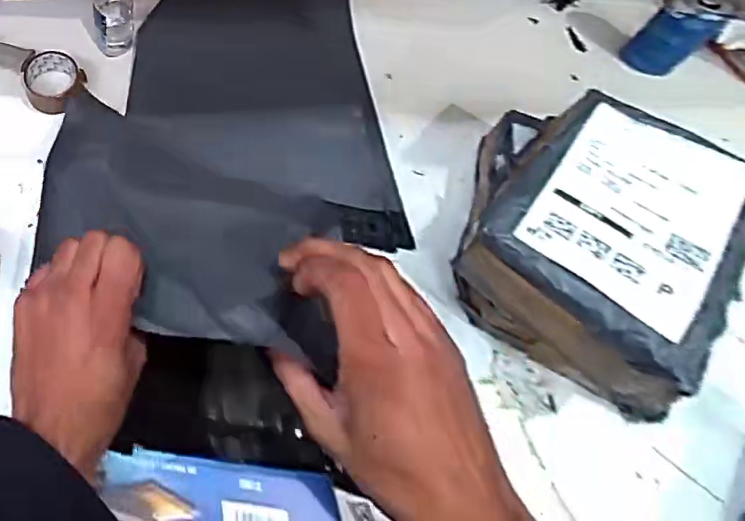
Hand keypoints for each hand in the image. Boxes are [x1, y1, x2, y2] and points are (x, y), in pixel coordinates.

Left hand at [11, 231, 147, 473]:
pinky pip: (45, 269)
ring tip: (86, 287)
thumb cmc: (94, 406)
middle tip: (110, 279)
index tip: (132, 278)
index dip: (131, 260)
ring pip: (68, 246)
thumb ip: (132, 315)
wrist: (49, 434)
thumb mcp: (134, 361)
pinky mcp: (22, 304)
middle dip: (108, 254)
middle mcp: (70, 296)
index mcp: (104, 312)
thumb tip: (126, 293)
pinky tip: (63, 302)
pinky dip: (57, 277)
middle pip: (95, 238)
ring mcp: (42, 297)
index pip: (121, 249)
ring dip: (82, 260)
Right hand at [271, 240, 527, 520]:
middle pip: (366, 263)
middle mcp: (409, 338)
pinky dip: (376, 275)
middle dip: (324, 249)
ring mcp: (432, 335)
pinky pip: (408, 289)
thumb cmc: (407, 476)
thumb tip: (277, 351)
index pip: (345, 281)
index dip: (312, 266)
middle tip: (298, 256)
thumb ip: (297, 385)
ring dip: (350, 256)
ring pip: (389, 270)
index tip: (293, 276)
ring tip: (324, 263)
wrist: (466, 501)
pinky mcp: (445, 340)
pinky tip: (360, 286)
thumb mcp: (333, 435)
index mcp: (377, 359)